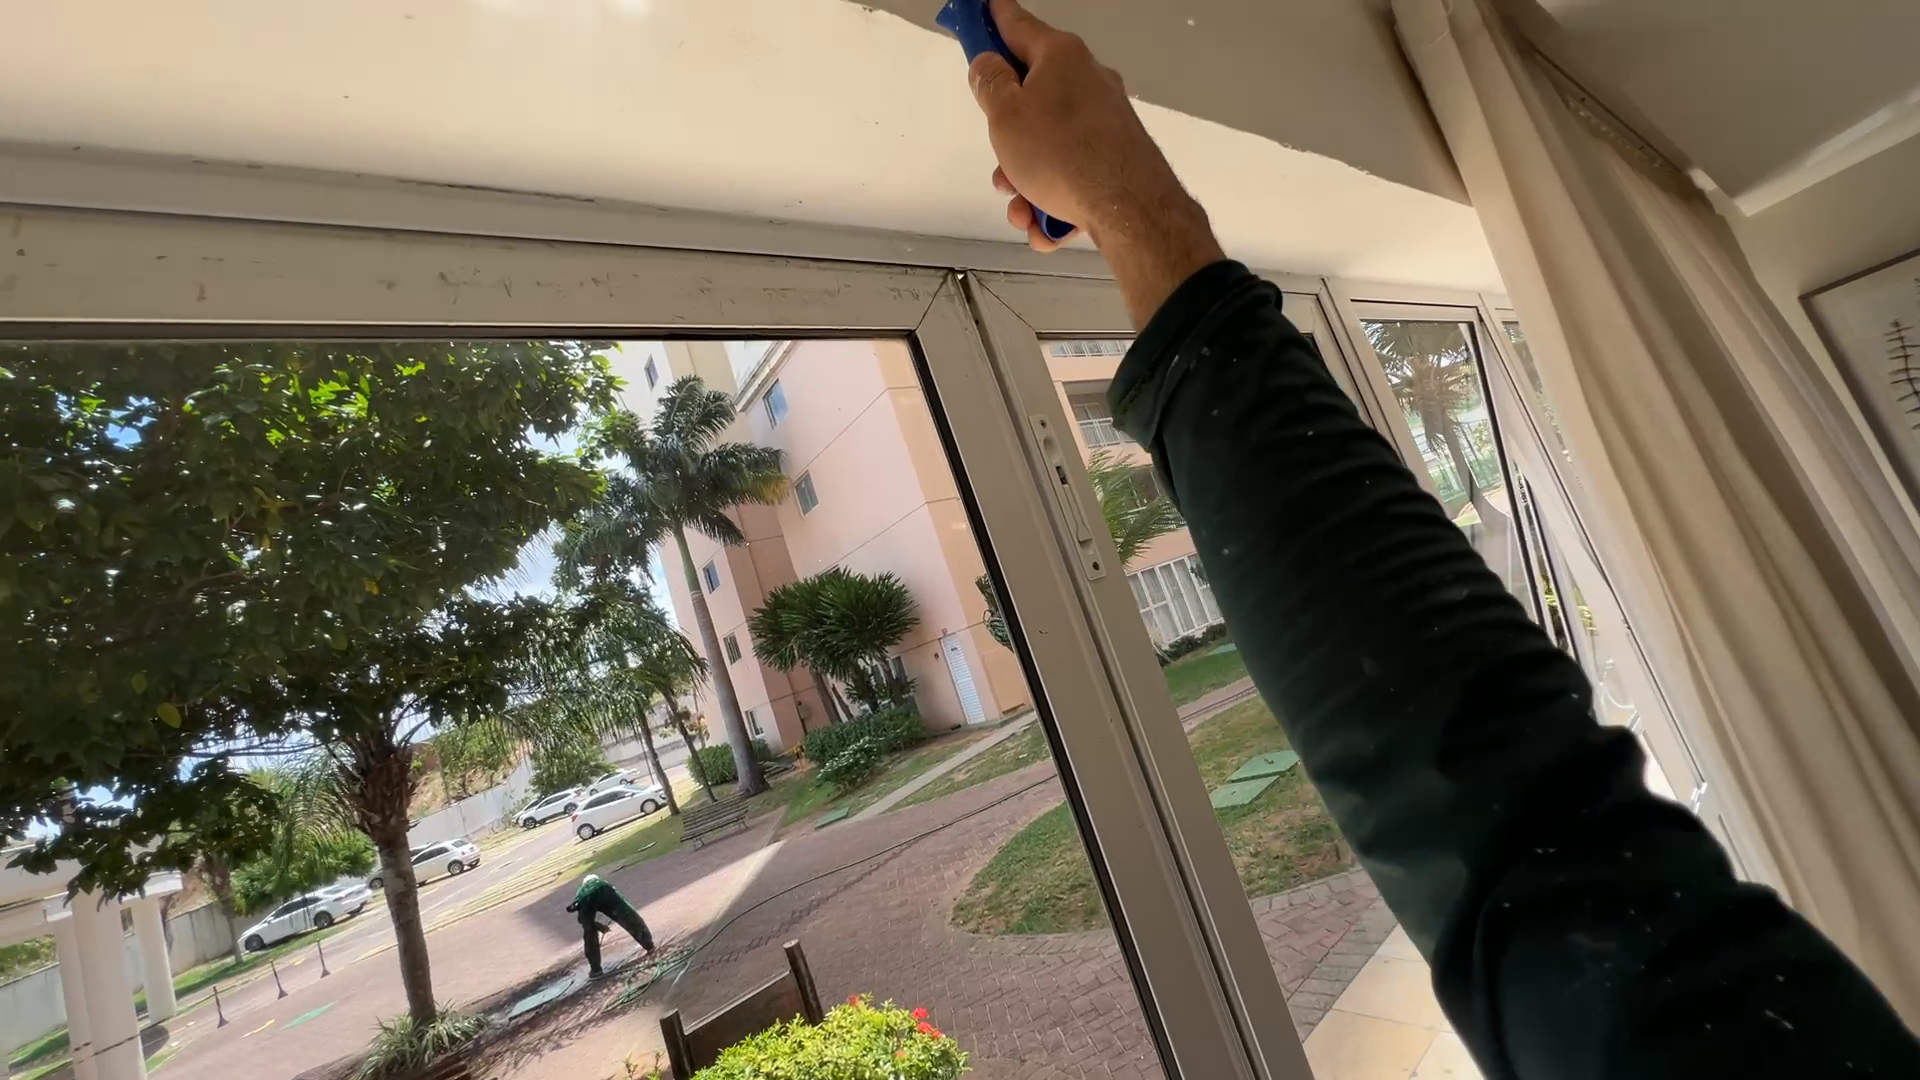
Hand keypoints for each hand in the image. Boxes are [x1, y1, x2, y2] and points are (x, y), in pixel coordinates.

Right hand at [967, 0, 1198, 253]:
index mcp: (1060, 57)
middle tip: (1002, 173)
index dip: (993, 21)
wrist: (1126, 206)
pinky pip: (1071, 179)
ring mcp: (1104, 123)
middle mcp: (1087, 82)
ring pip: (1048, 152)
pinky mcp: (1114, 160)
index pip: (1017, 26)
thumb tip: (988, 66)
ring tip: (1024, 212)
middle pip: (1031, 105)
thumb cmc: (1062, 154)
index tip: (981, 12)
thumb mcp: (1005, 117)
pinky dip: (1053, 204)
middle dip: (1008, 147)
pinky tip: (1047, 227)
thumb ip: (990, 85)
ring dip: (1027, 187)